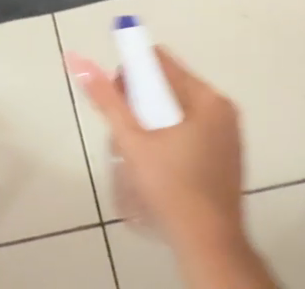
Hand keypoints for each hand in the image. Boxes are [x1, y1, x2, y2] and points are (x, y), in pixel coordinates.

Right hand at [67, 48, 276, 288]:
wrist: (208, 245)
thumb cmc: (170, 188)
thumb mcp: (131, 139)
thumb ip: (106, 97)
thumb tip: (76, 59)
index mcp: (207, 98)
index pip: (159, 61)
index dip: (131, 74)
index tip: (118, 101)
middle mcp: (222, 109)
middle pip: (167, 84)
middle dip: (140, 100)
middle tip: (126, 130)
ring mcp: (228, 134)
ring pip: (176, 107)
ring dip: (153, 118)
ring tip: (139, 148)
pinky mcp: (227, 156)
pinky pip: (190, 127)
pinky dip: (169, 134)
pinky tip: (158, 161)